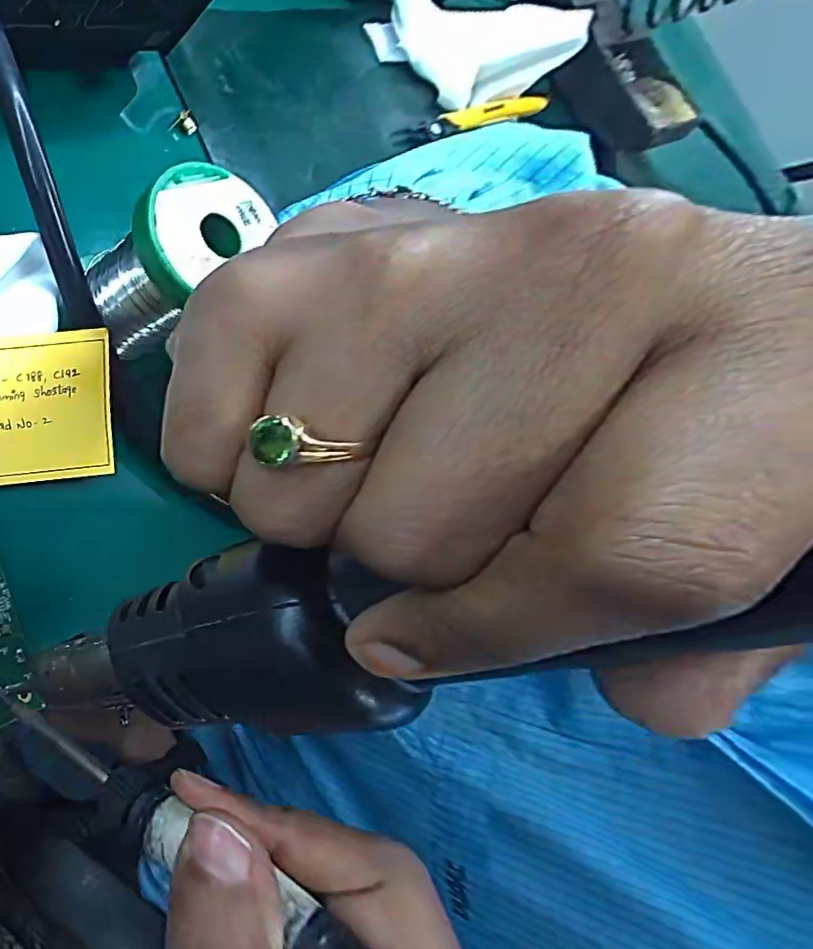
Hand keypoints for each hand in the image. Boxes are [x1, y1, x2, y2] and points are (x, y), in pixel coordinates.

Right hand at [159, 771, 484, 948]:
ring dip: (250, 864)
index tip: (192, 799)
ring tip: (191, 858)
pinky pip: (308, 916)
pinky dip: (251, 893)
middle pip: (354, 871)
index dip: (277, 824)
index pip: (380, 871)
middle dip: (258, 840)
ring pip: (328, 892)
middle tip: (186, 827)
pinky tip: (216, 901)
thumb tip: (216, 830)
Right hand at [162, 193, 812, 734]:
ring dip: (299, 508)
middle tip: (406, 496)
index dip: (514, 633)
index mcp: (767, 331)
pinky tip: (268, 426)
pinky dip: (212, 466)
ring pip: (290, 493)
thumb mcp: (720, 486)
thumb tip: (587, 686)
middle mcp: (563, 266)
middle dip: (389, 550)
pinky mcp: (259, 276)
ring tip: (337, 457)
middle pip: (410, 532)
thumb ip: (688, 607)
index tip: (429, 642)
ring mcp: (389, 262)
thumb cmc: (643, 380)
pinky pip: (194, 442)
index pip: (627, 560)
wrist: (542, 262)